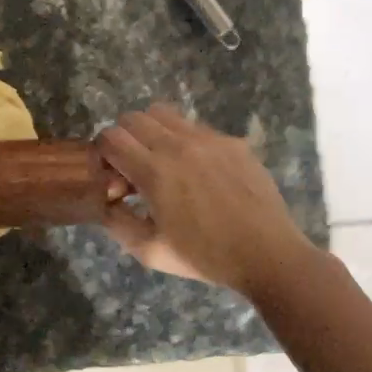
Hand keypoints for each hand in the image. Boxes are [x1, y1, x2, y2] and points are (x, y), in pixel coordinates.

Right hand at [92, 104, 317, 298]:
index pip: (109, 138)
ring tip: (163, 163)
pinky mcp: (232, 142)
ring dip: (152, 133)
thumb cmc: (205, 257)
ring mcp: (208, 140)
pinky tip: (198, 172)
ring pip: (162, 113)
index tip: (114, 179)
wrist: (269, 257)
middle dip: (124, 140)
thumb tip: (105, 199)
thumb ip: (115, 222)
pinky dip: (184, 141)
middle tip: (135, 170)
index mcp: (154, 171)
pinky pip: (195, 127)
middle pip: (131, 118)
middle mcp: (177, 146)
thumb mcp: (149, 251)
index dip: (102, 155)